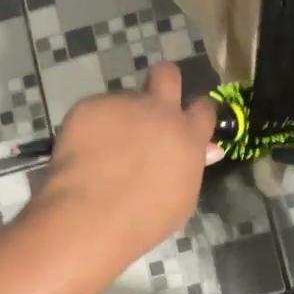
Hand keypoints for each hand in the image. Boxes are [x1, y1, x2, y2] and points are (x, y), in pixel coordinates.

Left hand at [28, 62, 220, 262]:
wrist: (93, 216)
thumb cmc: (146, 219)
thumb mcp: (182, 198)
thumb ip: (193, 166)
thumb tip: (209, 149)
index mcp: (187, 135)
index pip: (204, 107)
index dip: (198, 112)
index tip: (189, 121)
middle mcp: (159, 111)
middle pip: (168, 74)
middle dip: (165, 82)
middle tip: (152, 106)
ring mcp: (123, 105)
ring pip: (125, 101)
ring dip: (121, 119)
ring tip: (106, 152)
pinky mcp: (90, 106)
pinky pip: (95, 112)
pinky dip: (92, 129)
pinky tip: (85, 153)